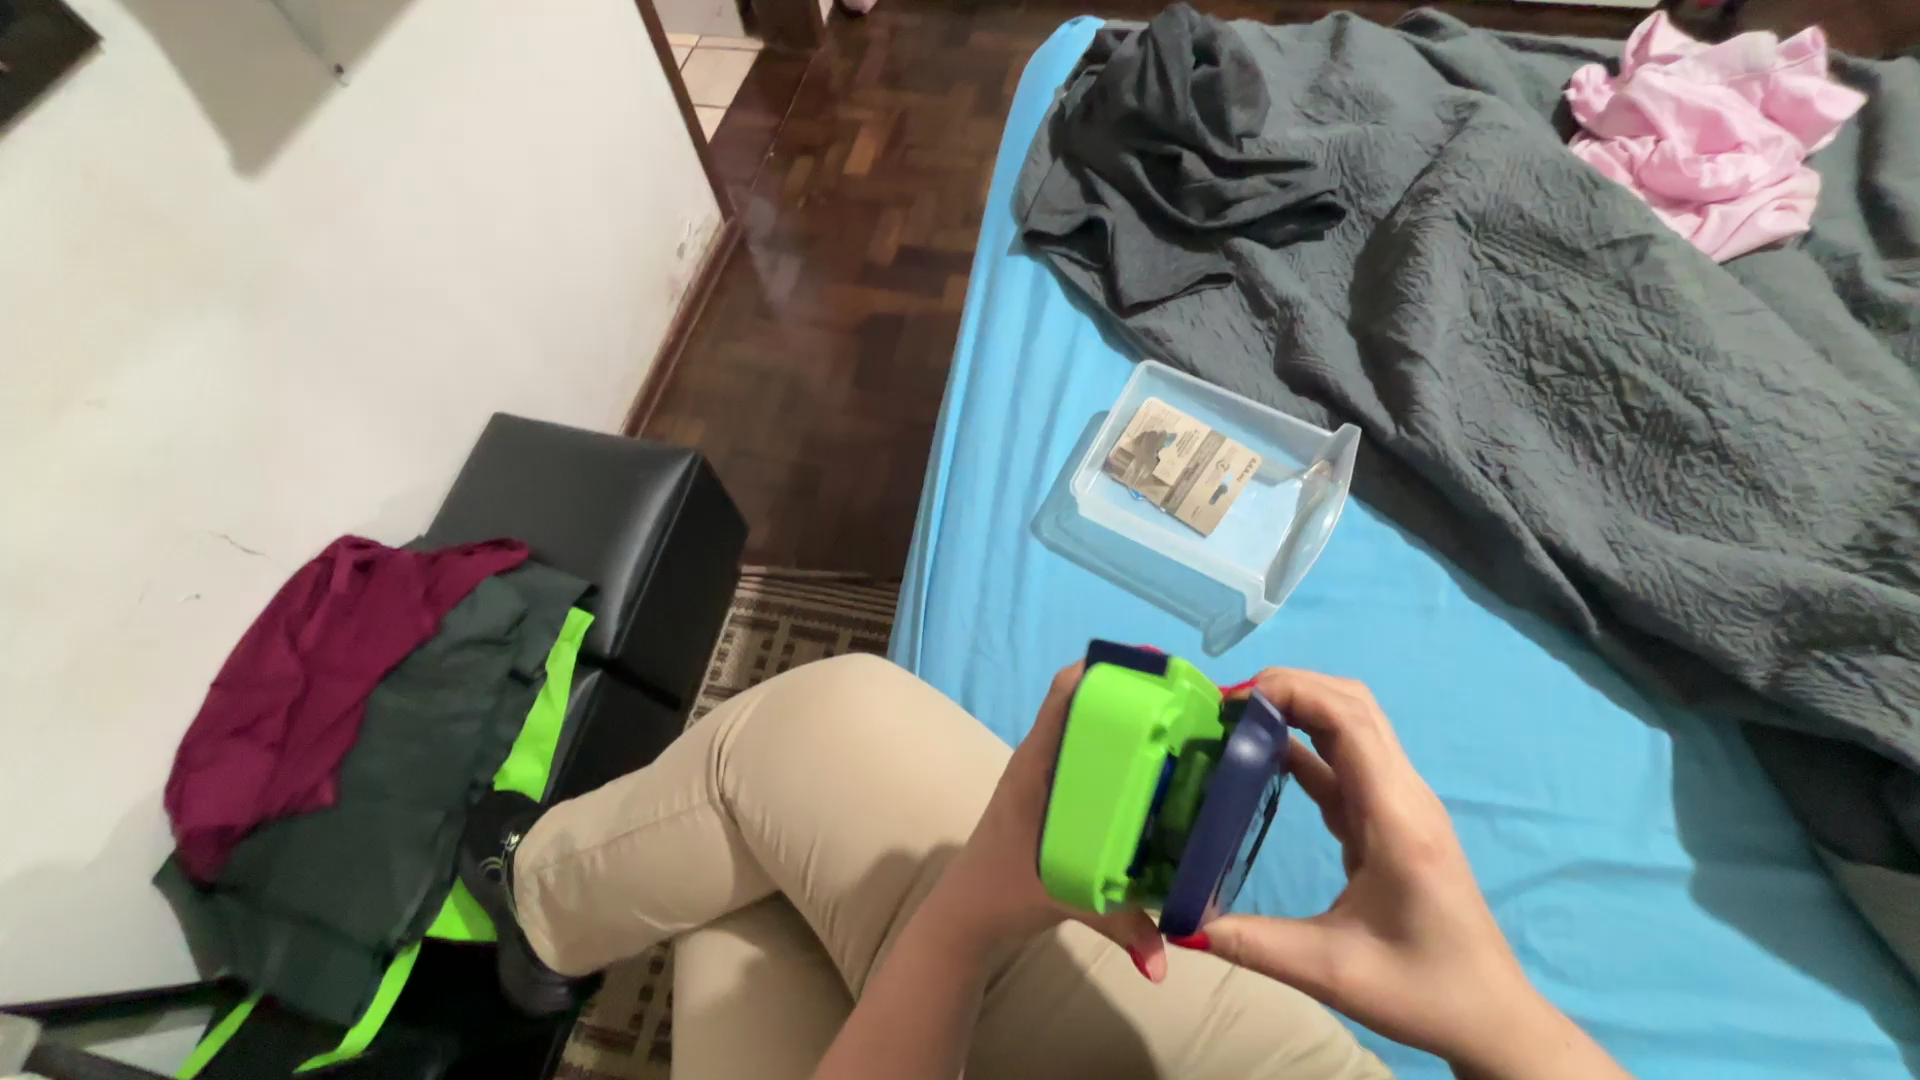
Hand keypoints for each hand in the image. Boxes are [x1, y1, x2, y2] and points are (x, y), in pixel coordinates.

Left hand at [923, 661, 1168, 981]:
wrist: (968, 910)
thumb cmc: (1002, 891)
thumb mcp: (1062, 902)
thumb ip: (1117, 926)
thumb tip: (1167, 963)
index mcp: (1035, 765)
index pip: (1062, 696)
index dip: (1101, 671)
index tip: (1151, 667)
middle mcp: (1040, 757)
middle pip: (1082, 702)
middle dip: (1130, 692)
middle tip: (1185, 697)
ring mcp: (1045, 769)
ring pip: (1086, 726)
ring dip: (1125, 715)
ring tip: (1181, 718)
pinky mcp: (1053, 787)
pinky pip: (1087, 750)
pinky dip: (1116, 745)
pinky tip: (1157, 760)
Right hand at [1178, 670, 1626, 1078]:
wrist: (1493, 1018)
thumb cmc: (1423, 992)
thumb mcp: (1330, 973)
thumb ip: (1251, 942)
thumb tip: (1177, 919)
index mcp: (1395, 818)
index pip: (1348, 719)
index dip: (1290, 691)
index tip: (1231, 702)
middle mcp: (1402, 794)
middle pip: (1351, 703)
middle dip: (1288, 687)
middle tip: (1225, 704)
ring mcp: (1397, 801)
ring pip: (1349, 721)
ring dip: (1295, 706)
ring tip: (1234, 719)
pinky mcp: (1386, 814)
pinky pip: (1342, 756)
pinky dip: (1300, 740)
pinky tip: (1257, 754)